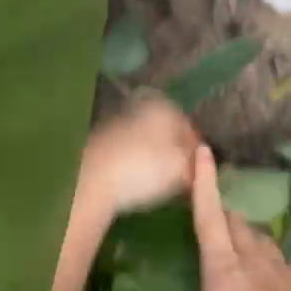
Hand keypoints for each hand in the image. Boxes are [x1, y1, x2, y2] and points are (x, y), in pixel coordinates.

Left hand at [80, 95, 199, 215]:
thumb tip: (199, 164)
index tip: (199, 174)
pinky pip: (129, 151)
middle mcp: (142, 107)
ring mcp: (119, 122)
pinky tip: (137, 182)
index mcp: (164, 106)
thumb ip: (195, 164)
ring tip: (160, 184)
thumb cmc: (144, 169)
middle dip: (176, 153)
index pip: (191, 128)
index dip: (197, 153)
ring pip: (148, 141)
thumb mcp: (181, 169)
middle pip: (168, 132)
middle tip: (182, 179)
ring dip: (155, 159)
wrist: (91, 180)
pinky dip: (136, 164)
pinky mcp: (102, 140)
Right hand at [123, 147, 290, 290]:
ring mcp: (284, 271)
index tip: (203, 150)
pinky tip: (271, 278)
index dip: (204, 180)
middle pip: (236, 222)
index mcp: (224, 265)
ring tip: (236, 245)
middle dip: (221, 213)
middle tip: (207, 217)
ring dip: (246, 236)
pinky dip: (270, 263)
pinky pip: (284, 264)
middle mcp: (255, 257)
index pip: (209, 213)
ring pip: (261, 239)